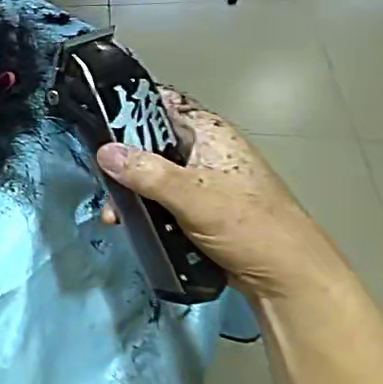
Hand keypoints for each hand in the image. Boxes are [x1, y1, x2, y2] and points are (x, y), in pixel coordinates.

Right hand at [95, 90, 347, 301]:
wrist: (287, 278)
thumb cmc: (248, 226)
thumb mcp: (192, 196)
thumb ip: (147, 173)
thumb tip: (104, 151)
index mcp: (208, 132)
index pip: (160, 104)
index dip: (128, 107)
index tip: (95, 120)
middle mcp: (204, 150)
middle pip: (151, 142)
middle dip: (123, 160)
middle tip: (102, 181)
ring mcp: (202, 180)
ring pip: (153, 174)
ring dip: (131, 191)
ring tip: (113, 214)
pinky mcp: (199, 208)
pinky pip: (162, 199)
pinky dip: (145, 208)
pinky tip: (129, 223)